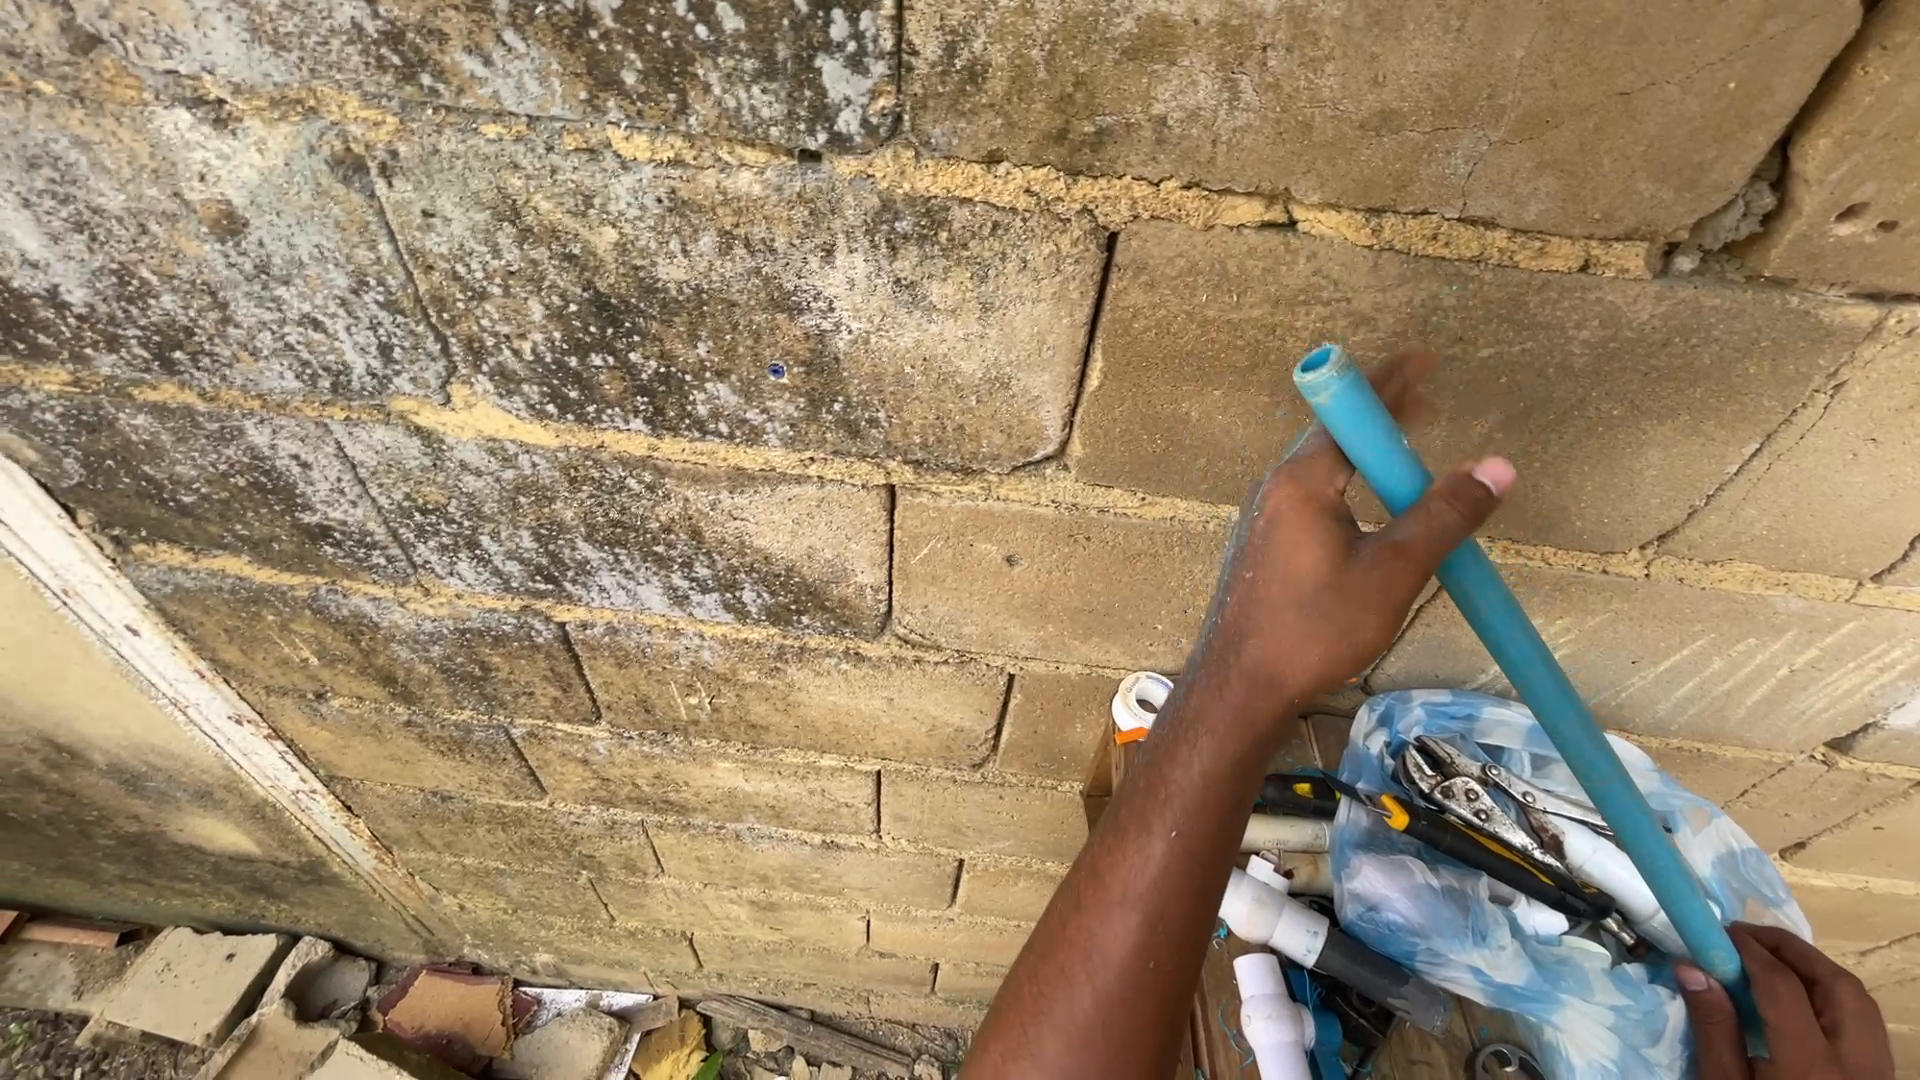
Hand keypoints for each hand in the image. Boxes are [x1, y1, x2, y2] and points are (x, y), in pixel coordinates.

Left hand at [1185, 351, 1513, 726]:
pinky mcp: (1260, 544)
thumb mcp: (1391, 572)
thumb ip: (1442, 516)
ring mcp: (1261, 516)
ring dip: (1365, 457)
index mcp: (1300, 482)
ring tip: (1409, 458)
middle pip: (1332, 436)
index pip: (1349, 414)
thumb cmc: (1314, 628)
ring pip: (1319, 470)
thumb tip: (1496, 466)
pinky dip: (1345, 487)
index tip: (1425, 361)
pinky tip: (1367, 509)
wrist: (1241, 682)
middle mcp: (1273, 488)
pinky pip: (1308, 497)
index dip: (1389, 384)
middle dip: (1383, 418)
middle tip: (1431, 405)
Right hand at [1677, 922, 1895, 1078]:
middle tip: (1745, 936)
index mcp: (1812, 1065)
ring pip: (1860, 1003)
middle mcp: (1858, 1065)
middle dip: (1792, 950)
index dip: (1749, 950)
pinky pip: (1862, 1022)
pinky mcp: (1880, 1079)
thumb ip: (1713, 1027)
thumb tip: (1690, 966)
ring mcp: (1878, 1074)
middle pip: (1840, 987)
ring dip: (1814, 969)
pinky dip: (1828, 994)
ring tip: (1767, 958)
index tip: (1717, 931)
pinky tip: (1794, 995)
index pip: (1783, 986)